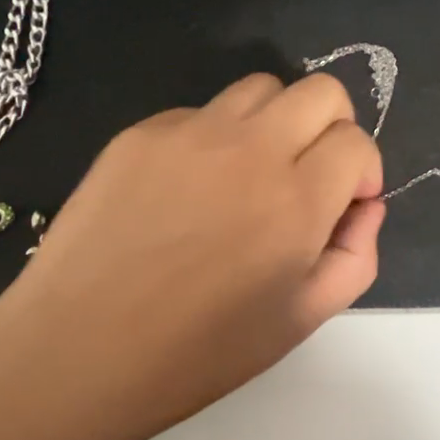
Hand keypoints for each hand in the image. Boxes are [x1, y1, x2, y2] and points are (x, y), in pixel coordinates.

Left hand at [0, 71, 385, 432]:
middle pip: (321, 91)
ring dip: (275, 120)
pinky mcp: (144, 131)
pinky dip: (213, 138)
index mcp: (296, 202)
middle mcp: (251, 150)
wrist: (75, 352)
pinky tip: (186, 189)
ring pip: (262, 87)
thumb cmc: (195, 352)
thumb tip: (364, 204)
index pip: (356, 141)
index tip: (345, 199)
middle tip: (310, 170)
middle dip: (333, 125)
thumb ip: (355, 257)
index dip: (361, 169)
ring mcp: (192, 132)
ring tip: (250, 170)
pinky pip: (200, 112)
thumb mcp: (299, 321)